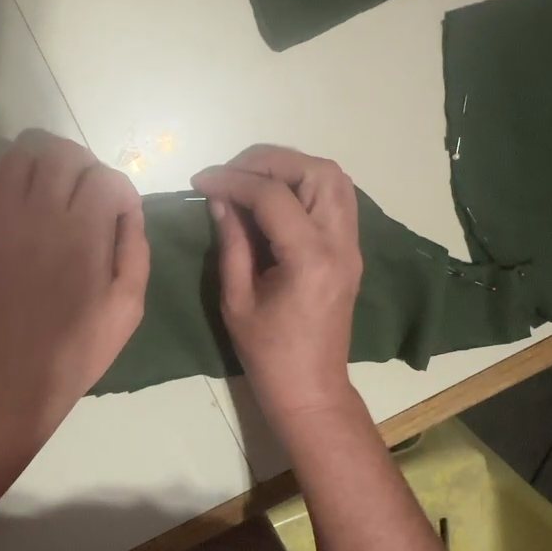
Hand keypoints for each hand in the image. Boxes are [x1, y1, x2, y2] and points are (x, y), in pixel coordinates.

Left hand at [0, 132, 148, 432]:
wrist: (15, 375)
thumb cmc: (78, 347)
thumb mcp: (128, 306)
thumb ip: (135, 250)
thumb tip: (128, 211)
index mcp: (82, 232)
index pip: (104, 176)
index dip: (120, 191)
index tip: (121, 215)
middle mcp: (39, 213)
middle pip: (60, 153)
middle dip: (83, 166)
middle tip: (88, 195)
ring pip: (17, 157)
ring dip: (41, 165)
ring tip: (52, 193)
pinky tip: (13, 207)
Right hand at [192, 145, 363, 426]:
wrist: (311, 389)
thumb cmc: (267, 354)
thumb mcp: (236, 300)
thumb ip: (232, 243)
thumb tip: (220, 200)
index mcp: (310, 259)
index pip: (273, 196)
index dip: (232, 180)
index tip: (200, 182)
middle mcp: (340, 243)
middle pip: (316, 171)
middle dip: (268, 161)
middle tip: (230, 173)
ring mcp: (351, 245)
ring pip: (333, 178)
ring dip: (291, 168)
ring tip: (250, 180)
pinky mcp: (349, 250)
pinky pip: (336, 198)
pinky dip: (305, 185)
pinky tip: (273, 198)